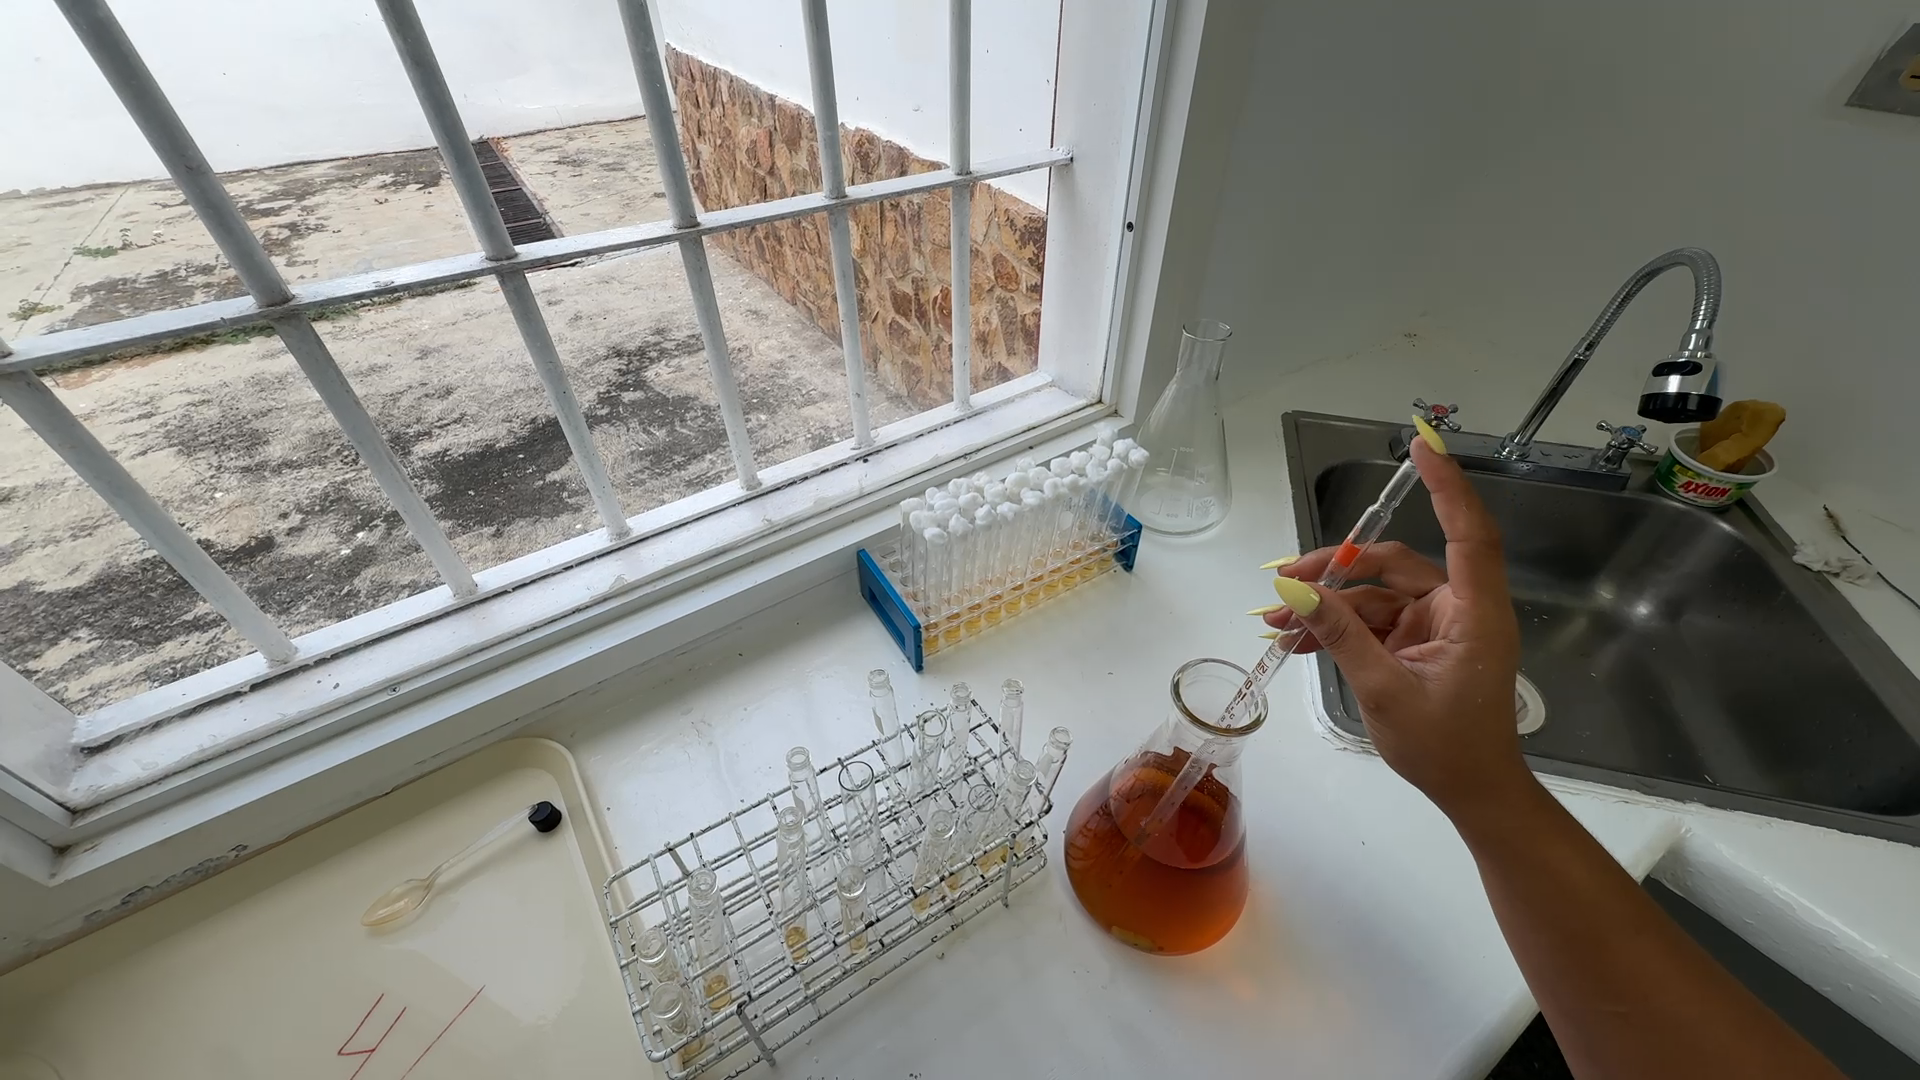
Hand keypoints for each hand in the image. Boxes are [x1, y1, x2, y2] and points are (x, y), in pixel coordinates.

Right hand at [1262, 439, 1527, 813]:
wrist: (1470, 793)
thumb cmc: (1445, 748)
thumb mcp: (1384, 689)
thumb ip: (1340, 635)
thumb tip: (1294, 590)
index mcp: (1473, 613)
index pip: (1468, 535)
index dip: (1447, 488)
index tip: (1422, 448)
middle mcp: (1455, 608)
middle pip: (1391, 566)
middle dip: (1334, 571)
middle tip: (1283, 583)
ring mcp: (1433, 625)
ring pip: (1370, 596)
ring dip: (1322, 606)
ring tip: (1273, 624)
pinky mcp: (1414, 643)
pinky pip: (1366, 622)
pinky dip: (1331, 628)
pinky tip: (1291, 640)